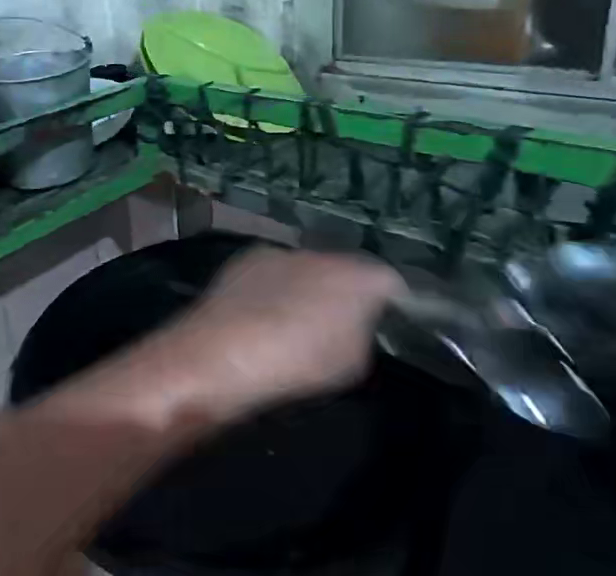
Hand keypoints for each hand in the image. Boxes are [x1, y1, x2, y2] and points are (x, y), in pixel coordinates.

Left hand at [100, 248, 405, 430]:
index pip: (391, 280)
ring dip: (309, 287)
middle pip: (346, 269)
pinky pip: (273, 272)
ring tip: (298, 321)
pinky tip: (264, 314)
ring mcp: (277, 251)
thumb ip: (366, 333)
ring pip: (306, 268)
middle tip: (344, 325)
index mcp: (356, 275)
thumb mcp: (354, 362)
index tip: (393, 324)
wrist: (220, 352)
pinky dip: (275, 288)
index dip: (395, 302)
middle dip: (347, 291)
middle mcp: (318, 252)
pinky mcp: (243, 259)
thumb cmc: (298, 364)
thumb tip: (359, 322)